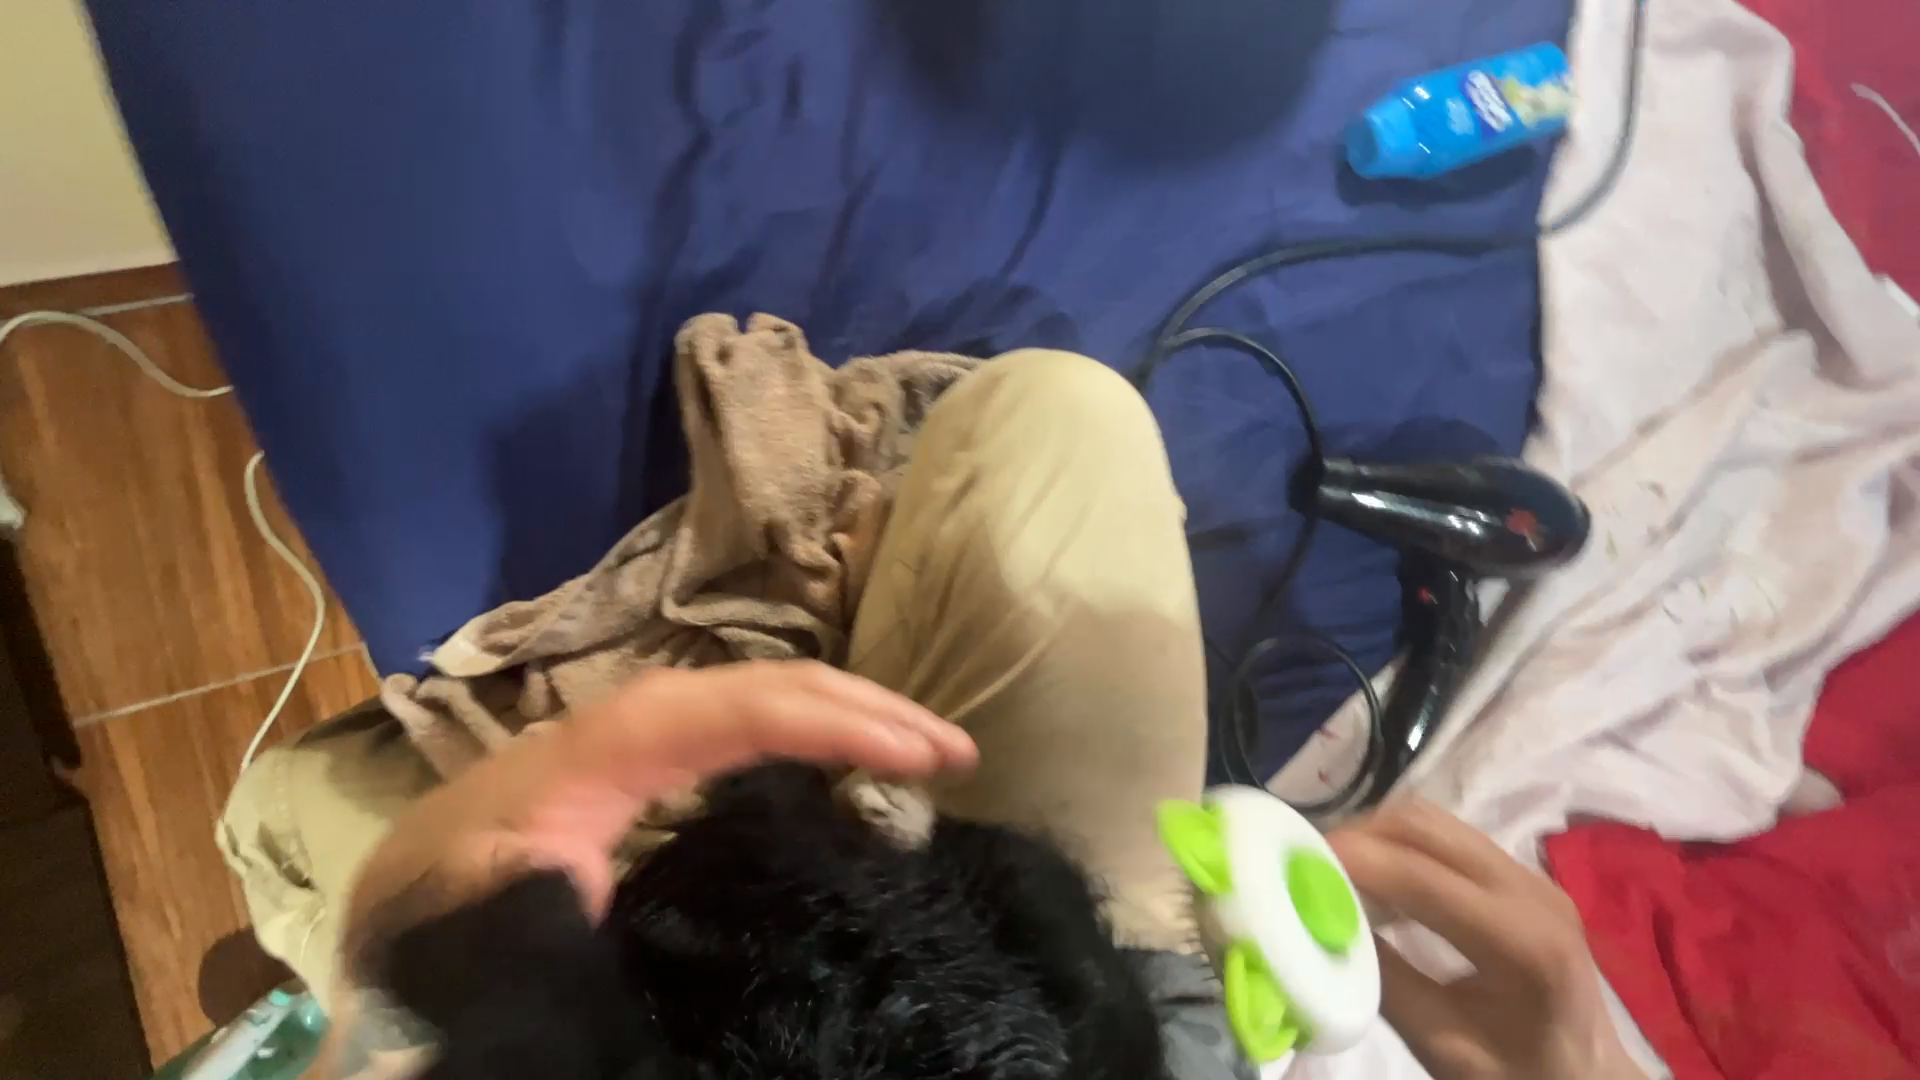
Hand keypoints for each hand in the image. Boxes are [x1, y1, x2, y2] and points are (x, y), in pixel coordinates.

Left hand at [316, 661, 973, 1077]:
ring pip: (771, 693)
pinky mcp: (667, 756)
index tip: (919, 758)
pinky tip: (861, 755)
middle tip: (955, 748)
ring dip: (856, 710)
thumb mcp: (484, 935)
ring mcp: (655, 730)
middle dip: (868, 706)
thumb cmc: (443, 933)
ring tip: (929, 744)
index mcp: (600, 752)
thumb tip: (630, 883)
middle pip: (770, 684)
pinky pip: (758, 724)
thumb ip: (545, 910)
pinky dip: (822, 731)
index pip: (738, 711)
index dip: (833, 725)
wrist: (406, 920)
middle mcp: (638, 718)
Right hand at [1327, 800, 1639, 1079]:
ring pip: (1428, 819)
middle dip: (1357, 836)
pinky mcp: (1514, 868)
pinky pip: (1440, 831)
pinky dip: (1395, 839)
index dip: (1357, 860)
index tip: (1301, 859)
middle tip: (1312, 861)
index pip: (1424, 878)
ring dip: (1374, 832)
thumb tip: (1320, 919)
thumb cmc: (1518, 1072)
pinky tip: (1378, 872)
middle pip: (1423, 828)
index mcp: (1525, 943)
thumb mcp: (1444, 1045)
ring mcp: (1526, 872)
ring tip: (1340, 866)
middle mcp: (1531, 891)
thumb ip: (1384, 980)